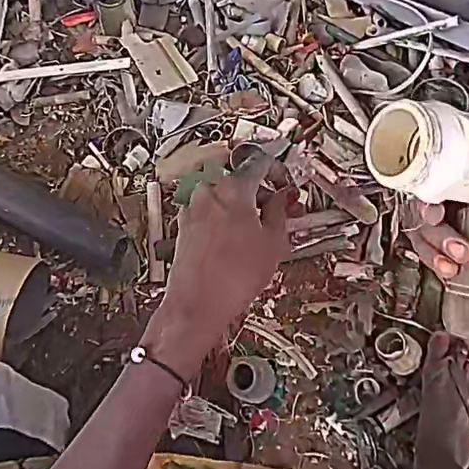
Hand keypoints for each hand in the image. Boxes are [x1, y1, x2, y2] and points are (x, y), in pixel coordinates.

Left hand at [146, 162, 293, 375]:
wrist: (197, 304)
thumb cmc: (231, 277)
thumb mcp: (273, 243)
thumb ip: (279, 211)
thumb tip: (280, 200)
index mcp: (232, 188)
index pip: (259, 164)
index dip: (278, 170)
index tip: (285, 180)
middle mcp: (208, 192)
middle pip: (240, 181)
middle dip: (262, 193)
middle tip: (280, 209)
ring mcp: (192, 208)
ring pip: (223, 197)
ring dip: (243, 206)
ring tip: (260, 229)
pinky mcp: (183, 225)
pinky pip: (210, 212)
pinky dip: (224, 218)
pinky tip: (237, 240)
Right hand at [403, 113, 468, 343]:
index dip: (449, 151)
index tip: (435, 157)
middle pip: (438, 183)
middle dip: (432, 201)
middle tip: (439, 214)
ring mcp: (467, 228)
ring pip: (426, 214)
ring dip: (436, 235)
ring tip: (461, 252)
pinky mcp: (451, 254)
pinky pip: (423, 244)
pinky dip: (431, 255)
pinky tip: (454, 265)